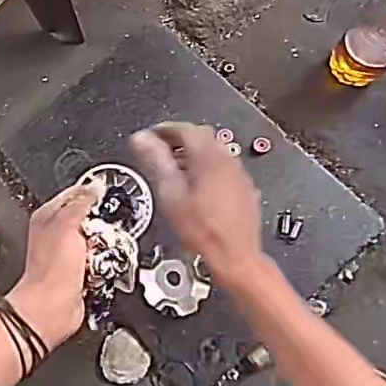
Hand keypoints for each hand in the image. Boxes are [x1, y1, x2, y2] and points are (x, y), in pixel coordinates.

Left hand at [7, 177, 104, 346]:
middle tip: (107, 226)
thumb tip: (94, 187)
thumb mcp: (68, 225)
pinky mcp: (80, 270)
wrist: (53, 308)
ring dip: (105, 243)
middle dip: (102, 221)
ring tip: (105, 247)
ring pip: (97, 238)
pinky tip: (105, 264)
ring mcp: (68, 253)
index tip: (109, 194)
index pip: (74, 193)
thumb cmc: (52, 269)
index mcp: (49, 216)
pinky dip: (106, 261)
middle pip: (88, 216)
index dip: (92, 192)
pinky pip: (101, 259)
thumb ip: (81, 203)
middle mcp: (57, 233)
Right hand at [130, 122, 271, 285]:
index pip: (185, 129)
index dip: (164, 129)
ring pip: (214, 151)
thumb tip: (141, 139)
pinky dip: (208, 168)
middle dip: (179, 139)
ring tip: (175, 167)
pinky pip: (224, 168)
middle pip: (201, 136)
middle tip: (161, 148)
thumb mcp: (170, 192)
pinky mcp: (244, 188)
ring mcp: (239, 174)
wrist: (235, 256)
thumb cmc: (203, 231)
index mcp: (208, 157)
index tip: (151, 135)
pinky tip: (197, 186)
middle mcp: (227, 160)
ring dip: (194, 154)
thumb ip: (156, 160)